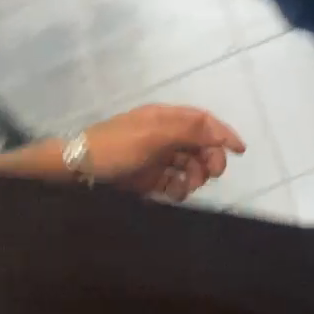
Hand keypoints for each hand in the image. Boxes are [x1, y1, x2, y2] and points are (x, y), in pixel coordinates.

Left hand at [83, 105, 245, 199]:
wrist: (74, 170)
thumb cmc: (114, 148)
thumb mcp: (153, 135)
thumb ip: (189, 132)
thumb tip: (221, 133)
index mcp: (165, 118)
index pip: (203, 122)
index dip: (223, 133)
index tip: (239, 151)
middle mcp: (164, 135)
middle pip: (201, 145)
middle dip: (210, 160)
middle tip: (212, 175)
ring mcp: (157, 156)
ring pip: (190, 165)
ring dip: (195, 177)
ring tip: (186, 188)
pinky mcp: (149, 177)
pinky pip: (175, 182)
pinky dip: (179, 189)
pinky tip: (174, 195)